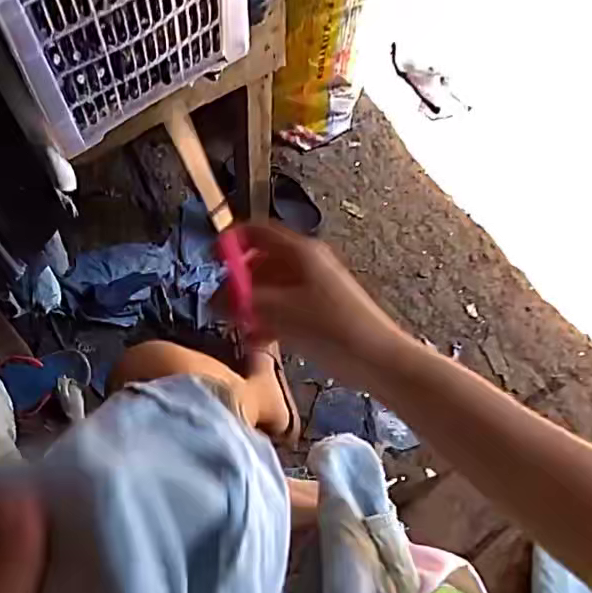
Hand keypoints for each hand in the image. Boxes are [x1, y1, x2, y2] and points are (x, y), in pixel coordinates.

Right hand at [231, 221, 415, 387]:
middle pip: (262, 263)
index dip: (231, 243)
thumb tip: (217, 298)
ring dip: (253, 308)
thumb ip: (244, 302)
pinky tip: (261, 341)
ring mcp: (315, 290)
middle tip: (222, 307)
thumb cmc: (337, 331)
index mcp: (301, 253)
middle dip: (239, 284)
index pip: (256, 232)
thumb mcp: (280, 313)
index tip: (213, 263)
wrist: (378, 360)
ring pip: (272, 291)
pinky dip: (270, 322)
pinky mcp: (320, 315)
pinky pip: (286, 311)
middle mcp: (308, 266)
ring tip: (240, 329)